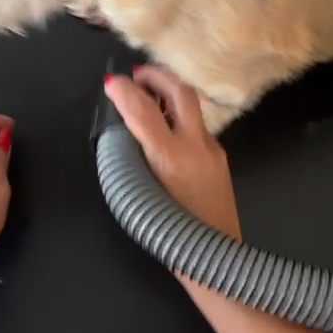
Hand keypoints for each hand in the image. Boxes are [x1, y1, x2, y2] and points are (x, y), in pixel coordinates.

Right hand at [104, 65, 240, 239]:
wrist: (215, 257)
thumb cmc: (171, 239)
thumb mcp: (141, 198)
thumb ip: (133, 161)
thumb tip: (126, 133)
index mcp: (171, 158)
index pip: (143, 109)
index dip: (123, 90)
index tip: (111, 83)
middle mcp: (196, 147)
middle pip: (180, 92)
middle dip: (157, 76)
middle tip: (137, 75)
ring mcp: (213, 150)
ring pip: (193, 107)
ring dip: (170, 93)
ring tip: (149, 95)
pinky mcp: (221, 158)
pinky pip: (198, 127)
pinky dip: (179, 117)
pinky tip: (167, 129)